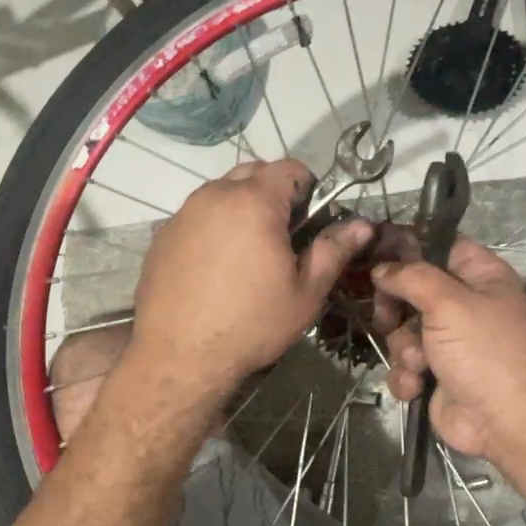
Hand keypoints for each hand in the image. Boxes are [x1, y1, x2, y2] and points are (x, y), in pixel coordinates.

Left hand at [130, 159, 373, 400]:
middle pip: (252, 174)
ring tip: (249, 256)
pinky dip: (213, 230)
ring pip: (221, 194)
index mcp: (254, 202)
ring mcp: (183, 214)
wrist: (179, 356)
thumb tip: (363, 225)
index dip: (308, 189)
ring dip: (241, 210)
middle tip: (284, 238)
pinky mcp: (162, 237)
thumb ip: (334, 251)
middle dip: (273, 194)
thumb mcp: (305, 293)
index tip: (312, 223)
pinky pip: (196, 218)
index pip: (289, 168)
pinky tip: (216, 271)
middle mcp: (214, 196)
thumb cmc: (251, 325)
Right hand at [372, 237, 525, 460]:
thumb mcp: (449, 302)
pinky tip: (418, 386)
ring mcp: (450, 342)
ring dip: (405, 349)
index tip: (378, 256)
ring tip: (420, 364)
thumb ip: (411, 277)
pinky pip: (405, 365)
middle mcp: (466, 305)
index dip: (410, 250)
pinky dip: (407, 376)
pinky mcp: (435, 374)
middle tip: (388, 318)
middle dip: (397, 310)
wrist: (502, 420)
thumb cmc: (483, 351)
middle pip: (413, 292)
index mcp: (482, 277)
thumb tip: (381, 268)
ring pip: (404, 332)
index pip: (441, 247)